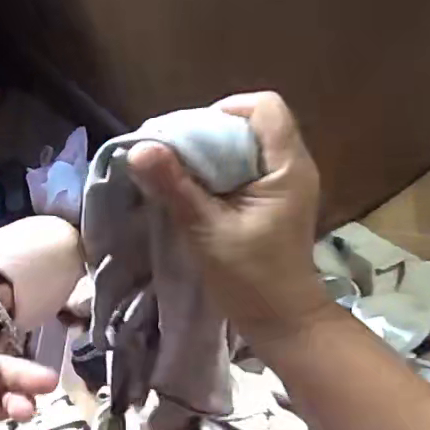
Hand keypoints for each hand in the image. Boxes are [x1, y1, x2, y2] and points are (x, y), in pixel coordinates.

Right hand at [128, 91, 333, 342]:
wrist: (282, 322)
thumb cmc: (252, 278)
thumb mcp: (207, 230)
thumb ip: (175, 187)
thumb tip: (139, 148)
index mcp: (287, 166)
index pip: (265, 106)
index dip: (226, 109)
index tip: (190, 135)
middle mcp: (291, 167)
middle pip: (250, 124)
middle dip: (208, 132)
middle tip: (173, 154)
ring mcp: (283, 185)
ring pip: (244, 147)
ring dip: (209, 154)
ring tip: (177, 172)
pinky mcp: (270, 202)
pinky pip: (242, 170)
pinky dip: (216, 173)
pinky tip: (192, 192)